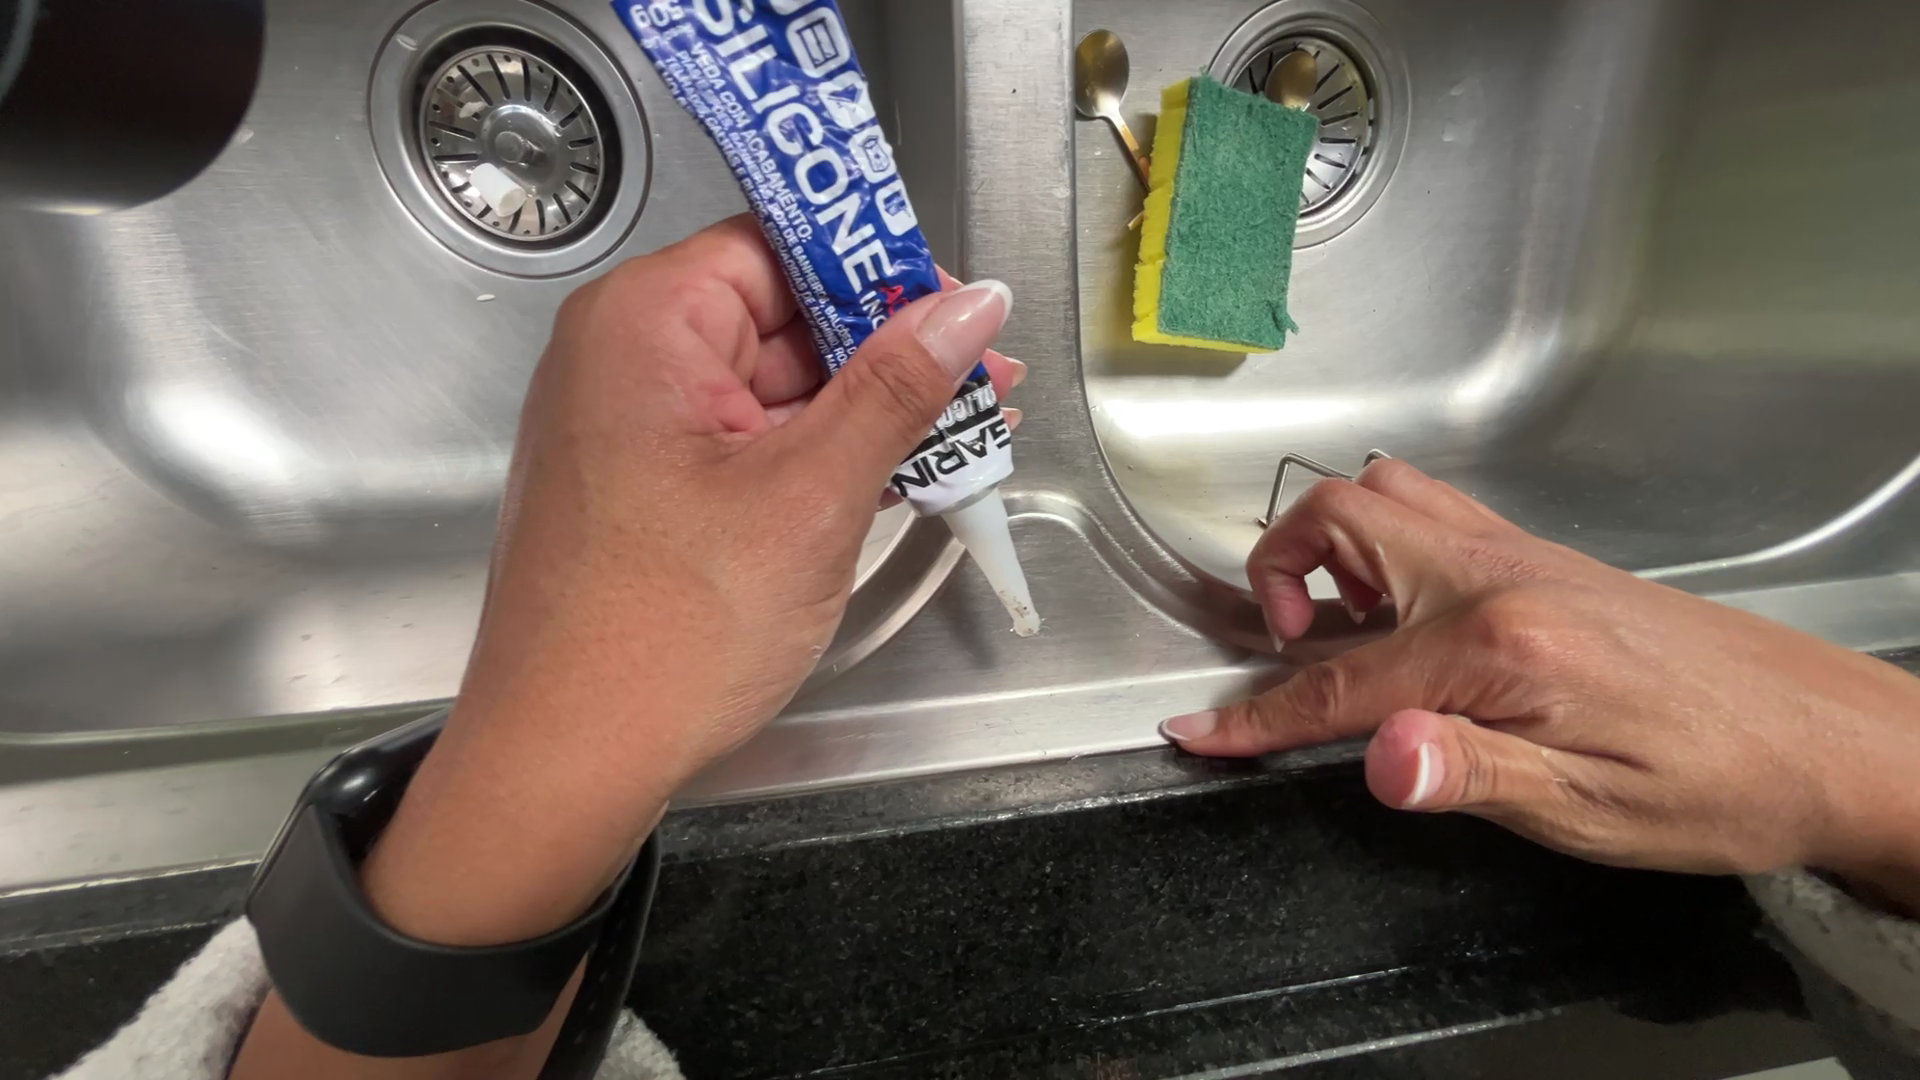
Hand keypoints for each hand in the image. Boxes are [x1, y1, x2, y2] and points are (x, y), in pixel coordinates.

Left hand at [361, 216, 1019, 944]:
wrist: (573, 764)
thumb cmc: (679, 624)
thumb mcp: (812, 492)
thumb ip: (897, 387)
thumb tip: (975, 304)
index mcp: (648, 325)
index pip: (781, 249)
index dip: (880, 273)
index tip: (961, 308)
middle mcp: (636, 361)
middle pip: (789, 321)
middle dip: (893, 352)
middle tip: (987, 376)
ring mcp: (650, 432)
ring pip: (786, 392)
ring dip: (875, 411)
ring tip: (968, 425)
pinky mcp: (668, 491)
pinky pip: (766, 447)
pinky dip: (833, 456)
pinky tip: (905, 468)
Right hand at [1159, 460, 1919, 910]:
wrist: (1837, 739)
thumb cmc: (1718, 783)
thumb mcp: (1589, 811)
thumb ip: (1469, 774)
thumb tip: (1381, 758)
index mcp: (1497, 644)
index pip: (1339, 683)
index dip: (1258, 717)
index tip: (1199, 731)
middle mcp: (1491, 574)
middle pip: (1336, 520)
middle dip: (1278, 571)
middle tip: (1290, 637)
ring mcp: (1508, 550)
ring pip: (1378, 493)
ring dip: (1327, 544)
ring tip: (1337, 611)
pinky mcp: (1525, 551)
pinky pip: (1419, 508)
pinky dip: (1374, 541)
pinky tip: (1396, 603)